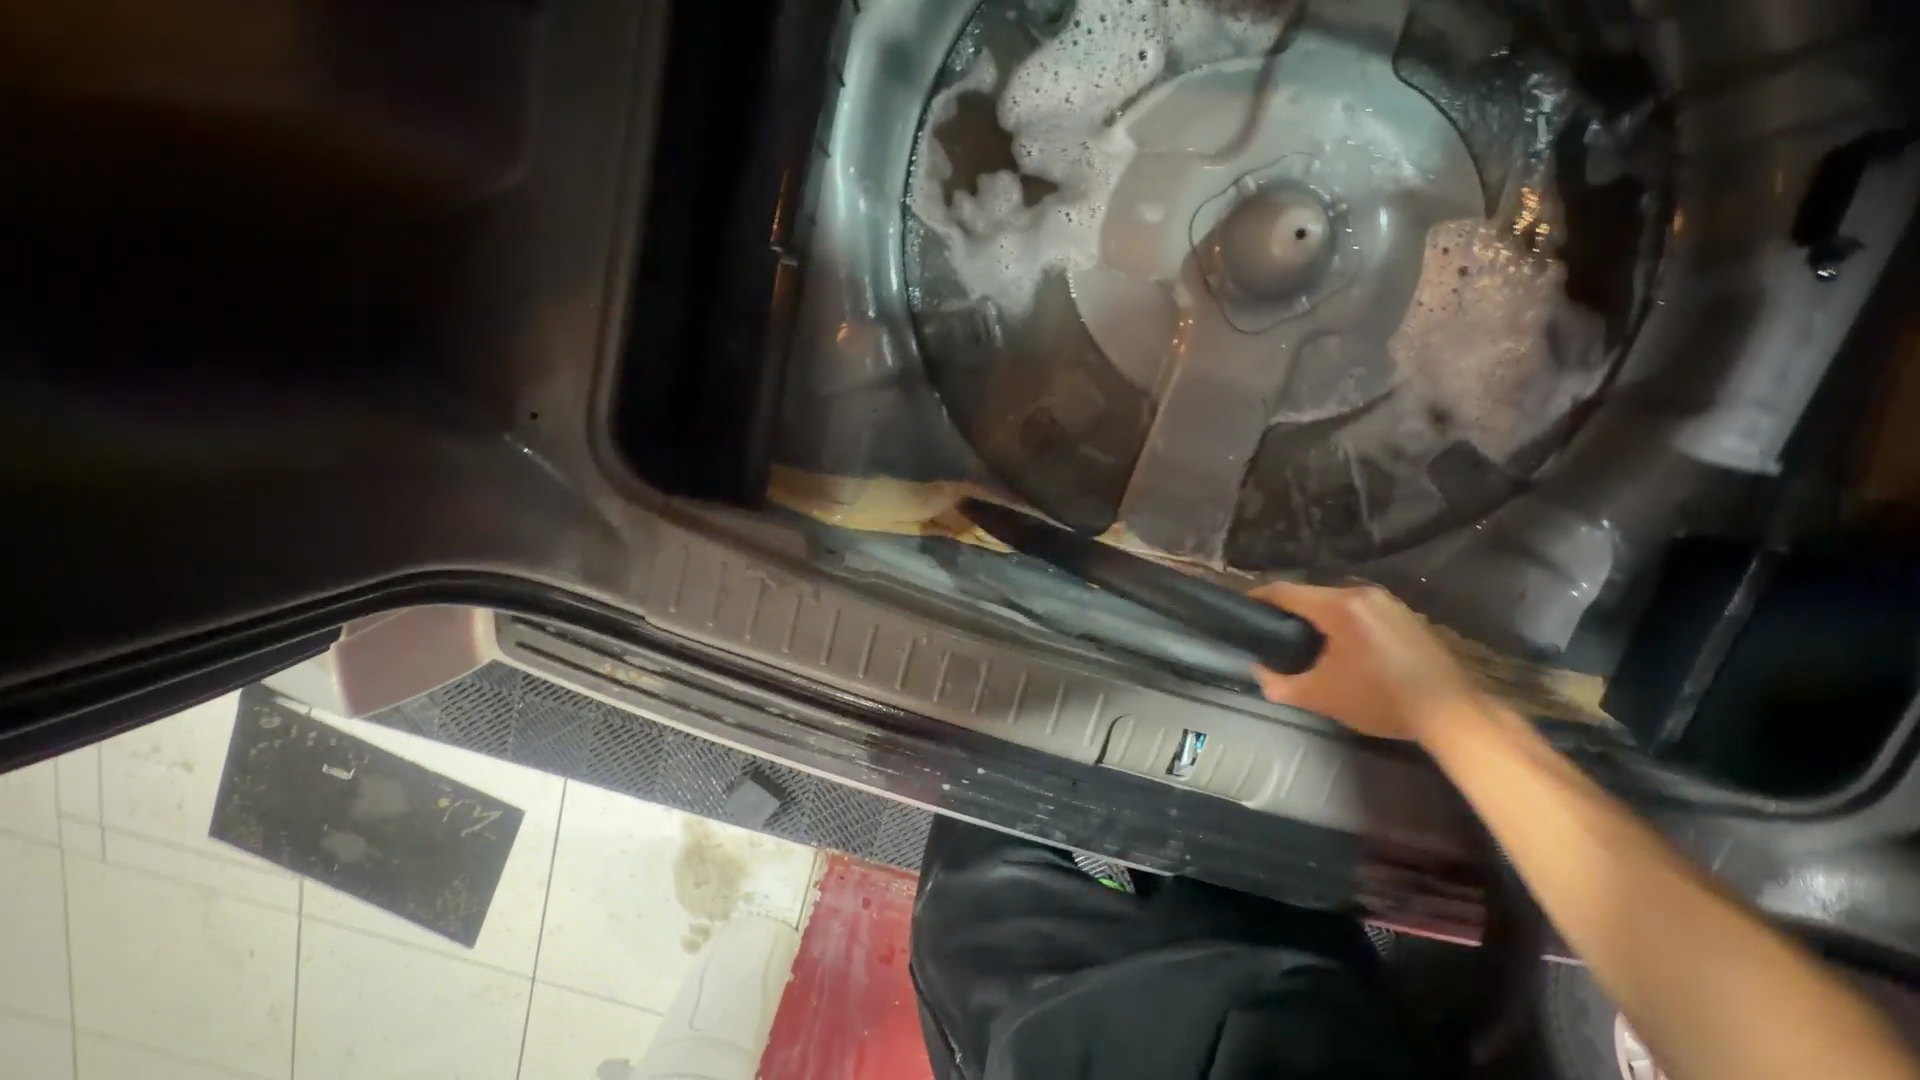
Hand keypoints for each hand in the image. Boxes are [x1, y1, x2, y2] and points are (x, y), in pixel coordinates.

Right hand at [1248, 582, 1482, 741]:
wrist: (1449, 711)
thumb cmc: (1379, 699)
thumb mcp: (1319, 696)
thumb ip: (1280, 683)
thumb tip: (1261, 670)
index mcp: (1338, 606)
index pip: (1285, 591)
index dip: (1258, 598)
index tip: (1242, 610)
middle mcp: (1363, 593)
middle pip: (1312, 594)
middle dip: (1290, 612)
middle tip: (1273, 635)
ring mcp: (1389, 603)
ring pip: (1338, 603)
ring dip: (1319, 618)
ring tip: (1306, 643)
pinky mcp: (1406, 616)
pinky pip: (1362, 612)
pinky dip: (1345, 624)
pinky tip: (1345, 650)